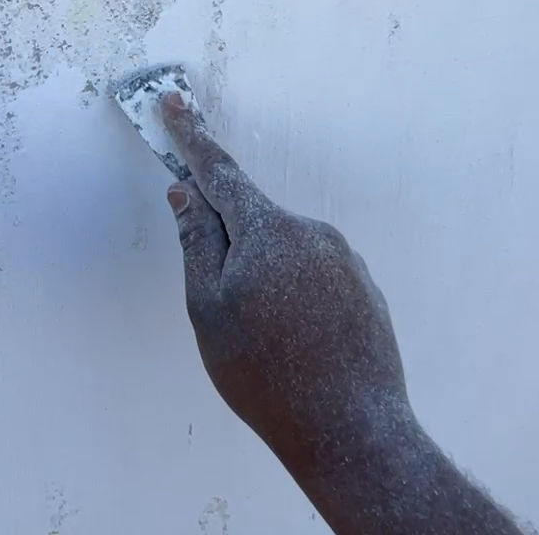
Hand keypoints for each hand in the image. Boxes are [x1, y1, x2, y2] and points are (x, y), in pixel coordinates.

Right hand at [161, 93, 417, 476]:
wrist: (355, 436)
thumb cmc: (265, 371)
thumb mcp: (208, 305)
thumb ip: (197, 240)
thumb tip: (186, 193)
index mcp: (268, 230)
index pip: (218, 171)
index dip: (190, 136)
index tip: (173, 102)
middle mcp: (312, 233)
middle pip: (251, 219)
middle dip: (228, 243)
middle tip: (223, 304)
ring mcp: (345, 261)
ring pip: (282, 250)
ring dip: (261, 274)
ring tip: (264, 338)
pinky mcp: (365, 290)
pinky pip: (312, 274)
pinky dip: (292, 293)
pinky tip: (295, 342)